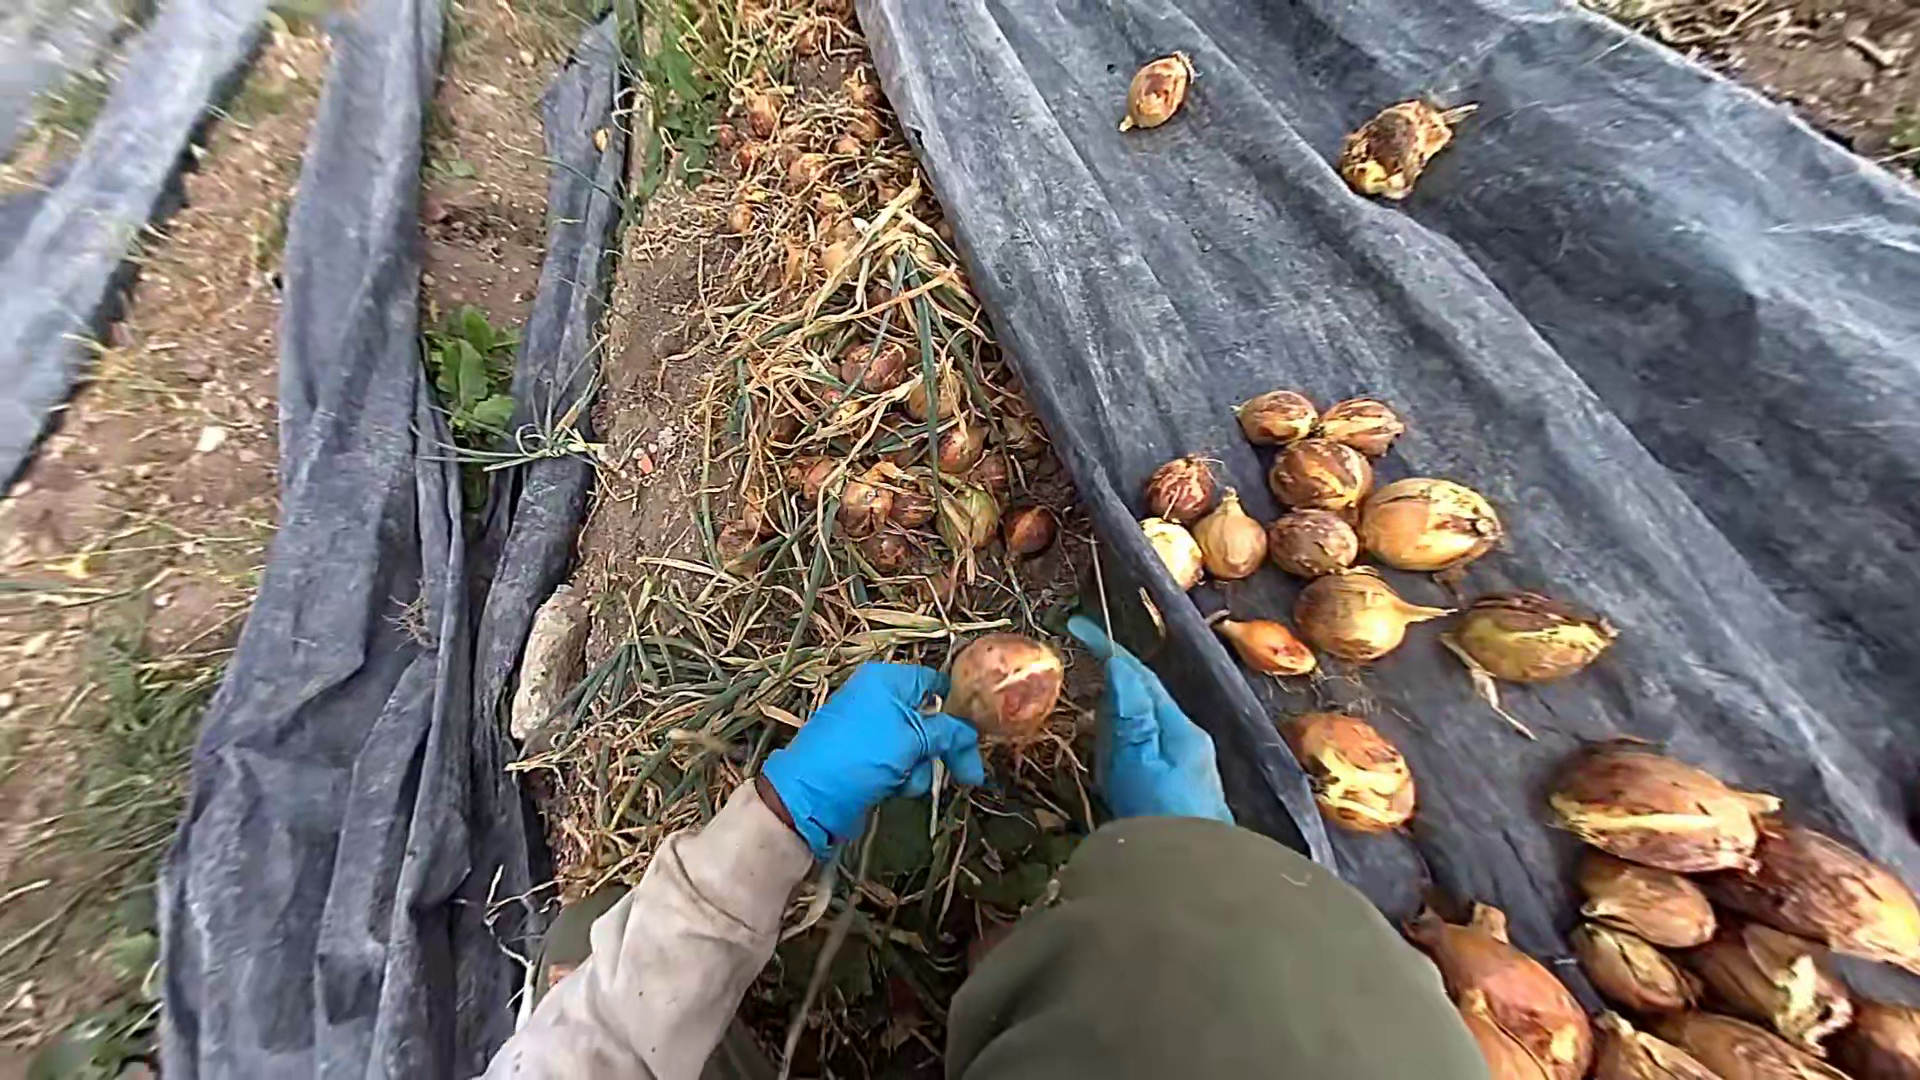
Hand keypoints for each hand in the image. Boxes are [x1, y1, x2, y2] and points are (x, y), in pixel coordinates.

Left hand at [761, 662, 986, 857]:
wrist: (810, 798)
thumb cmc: (861, 754)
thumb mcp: (913, 738)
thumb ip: (949, 732)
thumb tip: (972, 733)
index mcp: (886, 679)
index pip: (935, 682)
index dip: (957, 706)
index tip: (977, 731)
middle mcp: (880, 698)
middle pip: (930, 717)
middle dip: (945, 747)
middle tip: (968, 774)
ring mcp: (873, 728)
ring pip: (918, 744)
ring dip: (922, 766)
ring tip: (908, 780)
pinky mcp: (868, 756)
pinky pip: (901, 761)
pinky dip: (905, 776)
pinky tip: (896, 789)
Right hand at [1067, 615, 1232, 823]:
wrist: (1189, 883)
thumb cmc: (1162, 818)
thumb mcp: (1139, 762)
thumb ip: (1129, 717)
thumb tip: (1118, 665)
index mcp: (1178, 728)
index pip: (1140, 676)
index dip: (1109, 649)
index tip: (1077, 627)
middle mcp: (1183, 740)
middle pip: (1141, 696)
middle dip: (1111, 680)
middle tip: (1079, 665)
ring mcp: (1180, 764)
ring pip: (1138, 722)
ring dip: (1112, 713)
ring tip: (1085, 710)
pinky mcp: (1169, 786)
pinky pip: (1137, 748)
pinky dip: (1116, 742)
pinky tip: (1104, 757)